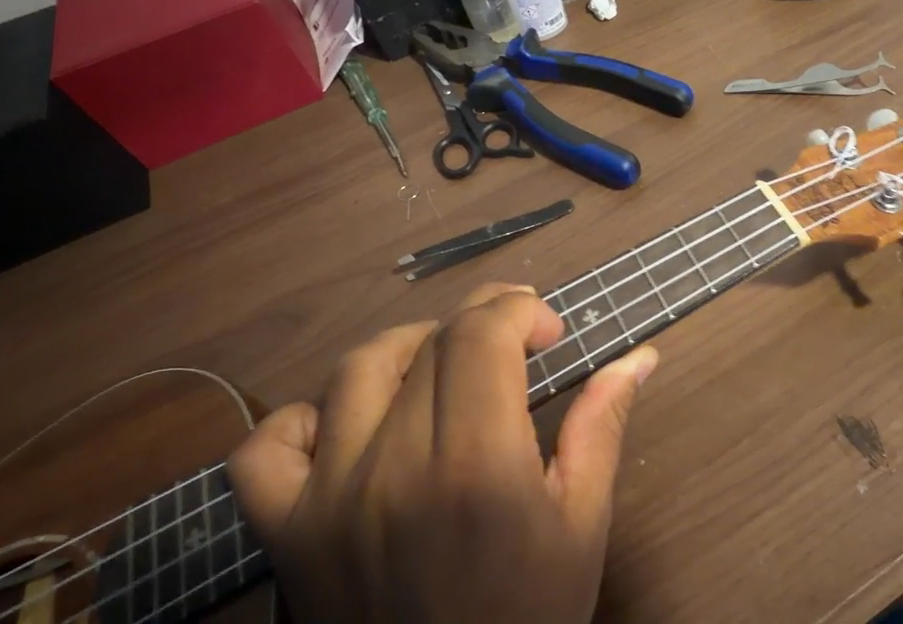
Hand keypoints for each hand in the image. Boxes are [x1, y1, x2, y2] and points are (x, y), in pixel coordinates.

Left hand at [227, 283, 658, 623]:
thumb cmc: (529, 615)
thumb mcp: (581, 526)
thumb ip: (602, 427)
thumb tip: (639, 355)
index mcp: (479, 464)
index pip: (481, 334)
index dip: (517, 310)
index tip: (547, 331)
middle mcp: (395, 468)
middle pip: (429, 345)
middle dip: (478, 323)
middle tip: (512, 344)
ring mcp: (328, 501)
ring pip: (355, 373)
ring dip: (408, 351)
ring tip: (443, 370)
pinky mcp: (284, 535)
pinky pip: (262, 451)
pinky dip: (299, 423)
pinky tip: (345, 431)